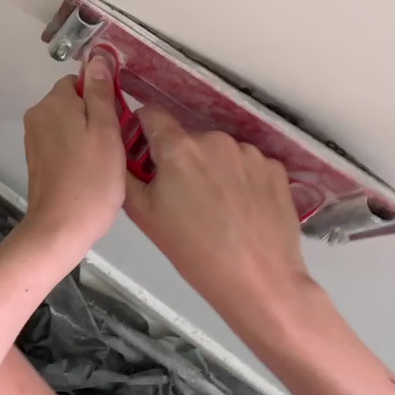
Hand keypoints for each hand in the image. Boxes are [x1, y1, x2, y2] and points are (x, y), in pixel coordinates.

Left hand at [17, 55, 127, 255]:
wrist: (61, 224)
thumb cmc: (91, 178)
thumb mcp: (106, 131)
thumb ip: (101, 93)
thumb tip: (97, 58)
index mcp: (53, 102)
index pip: (79, 82)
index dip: (102, 97)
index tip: (118, 121)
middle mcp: (37, 113)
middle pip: (72, 101)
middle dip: (95, 117)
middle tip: (114, 145)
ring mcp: (33, 136)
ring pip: (68, 122)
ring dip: (87, 135)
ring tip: (104, 161)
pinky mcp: (35, 156)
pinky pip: (60, 141)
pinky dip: (75, 150)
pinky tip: (89, 171)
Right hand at [122, 107, 318, 335]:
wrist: (258, 281)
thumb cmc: (192, 248)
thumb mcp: (141, 213)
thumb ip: (124, 172)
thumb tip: (117, 150)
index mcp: (178, 147)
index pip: (152, 113)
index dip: (144, 128)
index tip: (145, 150)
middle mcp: (214, 140)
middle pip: (188, 137)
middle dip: (181, 157)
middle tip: (182, 192)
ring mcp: (250, 153)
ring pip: (219, 151)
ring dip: (213, 166)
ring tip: (218, 203)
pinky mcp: (276, 170)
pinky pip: (249, 163)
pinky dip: (242, 177)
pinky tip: (243, 206)